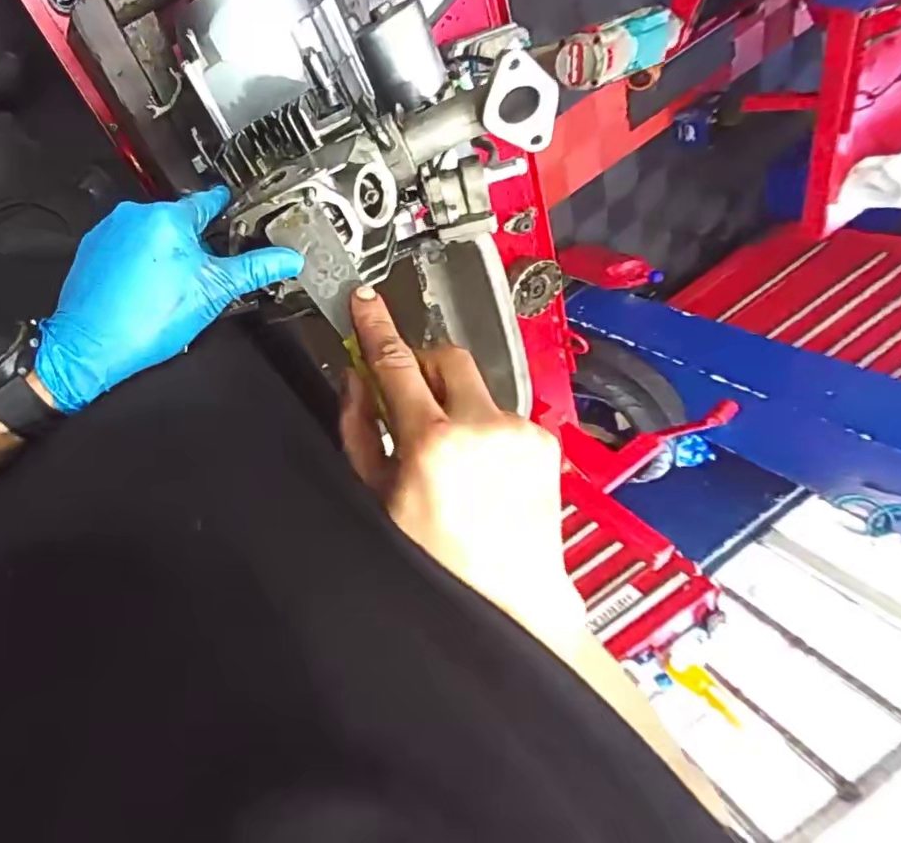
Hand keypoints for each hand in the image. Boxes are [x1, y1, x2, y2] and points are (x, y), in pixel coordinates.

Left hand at [35, 187, 302, 412]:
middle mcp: (135, 215)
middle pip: (178, 221)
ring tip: (171, 287)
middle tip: (204, 271)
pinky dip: (139, 261)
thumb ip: (253, 269)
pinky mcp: (91, 249)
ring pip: (151, 234)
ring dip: (165, 252)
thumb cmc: (145, 321)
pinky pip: (126, 246)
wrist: (90, 347)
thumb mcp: (213, 292)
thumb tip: (287, 258)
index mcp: (168, 218)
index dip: (224, 206)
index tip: (230, 205)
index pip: (207, 201)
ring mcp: (110, 231)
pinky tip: (146, 289)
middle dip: (193, 242)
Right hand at [339, 286, 579, 624]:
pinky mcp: (542, 439)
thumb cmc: (439, 558)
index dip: (375, 325)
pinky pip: (500, 408)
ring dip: (451, 400)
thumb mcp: (377, 493)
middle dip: (419, 367)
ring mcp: (520, 432)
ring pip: (473, 383)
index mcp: (433, 442)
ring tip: (445, 451)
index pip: (395, 362)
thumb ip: (360, 427)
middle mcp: (484, 427)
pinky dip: (480, 422)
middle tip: (405, 401)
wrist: (510, 598)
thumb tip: (358, 382)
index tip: (365, 301)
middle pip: (443, 355)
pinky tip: (475, 462)